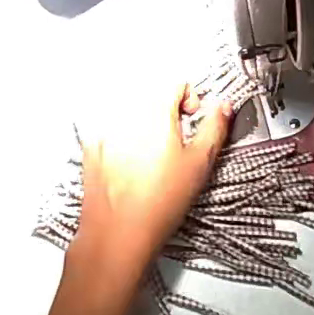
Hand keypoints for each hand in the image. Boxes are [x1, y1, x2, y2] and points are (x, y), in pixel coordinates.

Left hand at [72, 83, 232, 288]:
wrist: (118, 233)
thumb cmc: (157, 202)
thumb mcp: (200, 163)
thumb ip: (215, 127)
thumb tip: (223, 107)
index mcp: (153, 109)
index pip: (176, 81)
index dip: (191, 98)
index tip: (193, 118)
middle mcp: (124, 112)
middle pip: (151, 93)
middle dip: (167, 110)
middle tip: (177, 138)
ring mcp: (103, 129)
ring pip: (130, 110)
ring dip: (145, 122)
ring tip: (154, 154)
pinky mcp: (90, 147)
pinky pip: (110, 129)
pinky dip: (124, 137)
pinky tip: (133, 164)